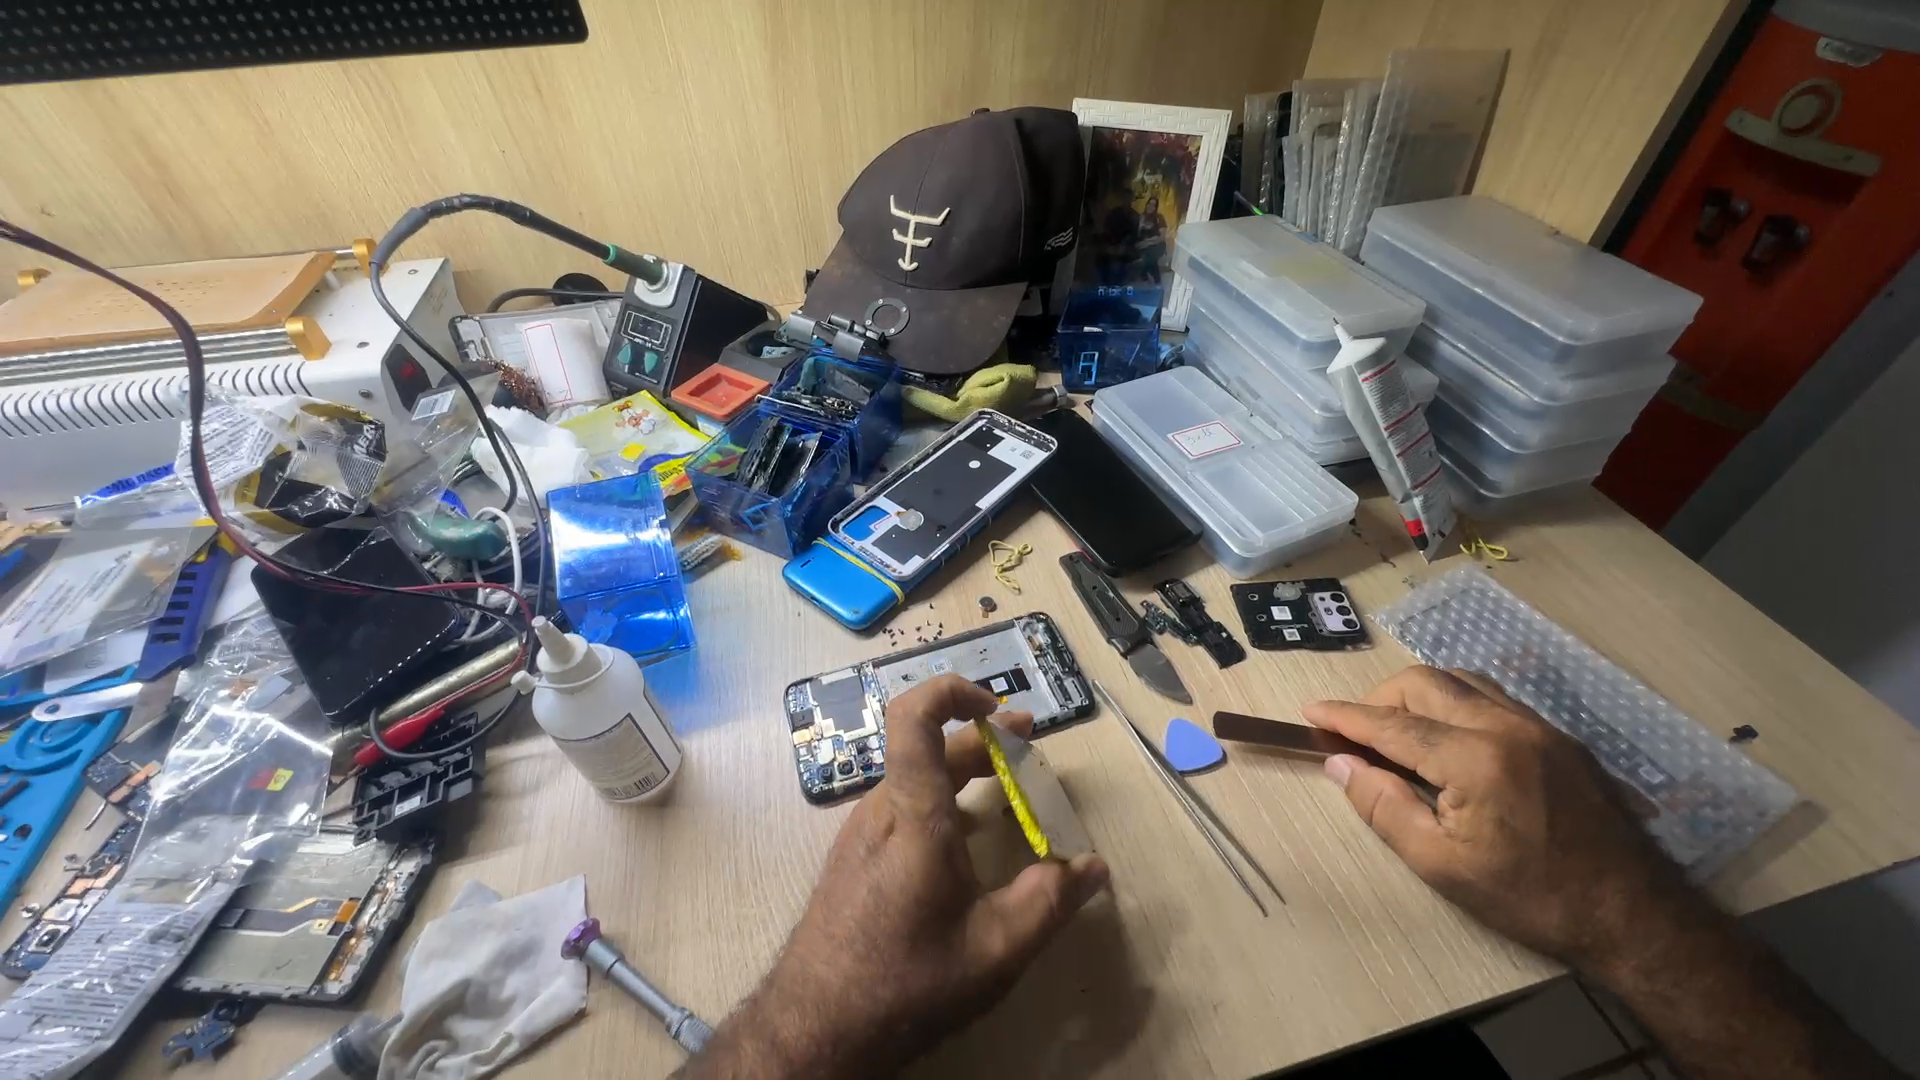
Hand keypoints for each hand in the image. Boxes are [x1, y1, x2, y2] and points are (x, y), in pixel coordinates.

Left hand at [682, 675, 1108, 1078]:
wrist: (814, 1028)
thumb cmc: (905, 982)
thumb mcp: (993, 950)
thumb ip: (1048, 902)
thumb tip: (1095, 868)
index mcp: (913, 816)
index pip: (914, 718)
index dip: (952, 691)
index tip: (996, 710)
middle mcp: (882, 810)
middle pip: (929, 747)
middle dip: (982, 737)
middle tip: (1029, 742)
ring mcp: (862, 831)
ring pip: (916, 777)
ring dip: (963, 769)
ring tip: (1007, 785)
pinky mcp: (856, 854)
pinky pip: (903, 806)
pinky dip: (942, 799)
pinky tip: (967, 837)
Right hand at [1304, 666, 1702, 971]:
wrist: (1638, 920)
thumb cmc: (1530, 898)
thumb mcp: (1440, 865)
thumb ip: (1383, 807)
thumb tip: (1340, 763)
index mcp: (1476, 759)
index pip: (1391, 725)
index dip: (1344, 717)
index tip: (1309, 712)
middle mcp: (1507, 727)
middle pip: (1423, 683)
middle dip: (1379, 698)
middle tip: (1358, 732)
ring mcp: (1539, 727)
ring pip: (1460, 680)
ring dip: (1418, 695)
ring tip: (1398, 730)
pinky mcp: (1560, 738)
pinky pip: (1492, 697)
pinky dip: (1454, 702)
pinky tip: (1446, 736)